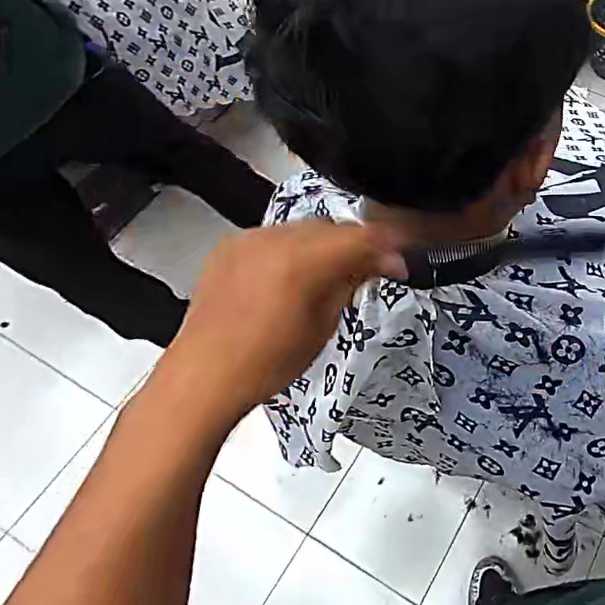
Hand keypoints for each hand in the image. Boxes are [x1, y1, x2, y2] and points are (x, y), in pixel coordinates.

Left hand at [145, 221, 407, 432]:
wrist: (205, 376)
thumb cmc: (267, 361)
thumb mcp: (325, 323)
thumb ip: (351, 282)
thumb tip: (377, 263)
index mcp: (301, 261)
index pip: (361, 237)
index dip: (389, 247)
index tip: (399, 263)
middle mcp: (272, 241)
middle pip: (335, 228)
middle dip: (358, 245)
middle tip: (373, 270)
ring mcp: (248, 241)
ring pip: (307, 229)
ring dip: (328, 245)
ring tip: (335, 274)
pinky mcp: (231, 248)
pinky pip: (277, 236)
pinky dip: (297, 249)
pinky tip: (300, 273)